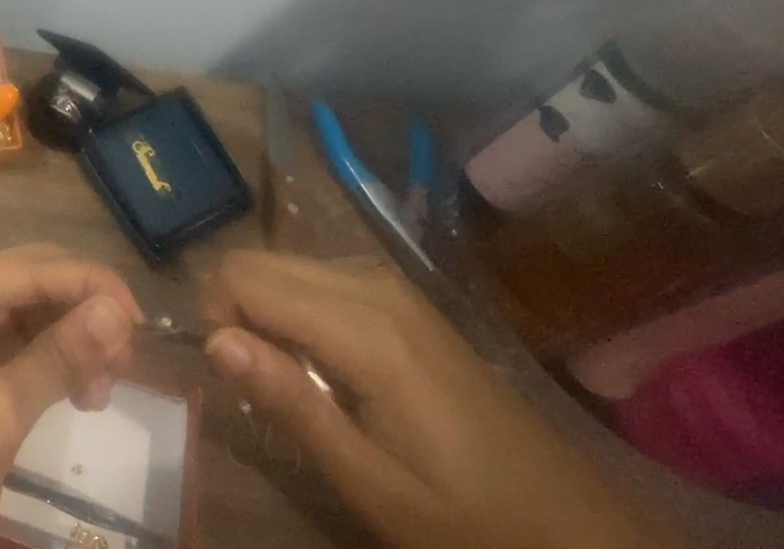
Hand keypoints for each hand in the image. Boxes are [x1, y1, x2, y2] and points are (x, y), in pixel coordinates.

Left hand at [0, 246, 141, 548]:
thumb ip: (60, 356)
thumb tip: (120, 312)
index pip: (29, 268)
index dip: (90, 285)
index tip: (142, 321)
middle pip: (33, 281)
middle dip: (83, 314)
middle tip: (126, 361)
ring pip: (34, 311)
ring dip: (74, 341)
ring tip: (102, 390)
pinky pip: (22, 339)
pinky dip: (56, 360)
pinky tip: (82, 391)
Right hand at [201, 251, 684, 548]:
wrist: (571, 523)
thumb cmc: (465, 516)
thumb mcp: (370, 482)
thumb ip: (289, 403)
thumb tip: (213, 340)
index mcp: (366, 330)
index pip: (244, 277)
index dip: (218, 321)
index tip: (239, 379)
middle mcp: (374, 286)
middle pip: (258, 261)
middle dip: (235, 311)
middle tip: (262, 384)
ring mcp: (392, 286)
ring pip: (283, 264)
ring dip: (264, 311)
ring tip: (293, 380)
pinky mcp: (402, 298)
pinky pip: (316, 277)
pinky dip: (295, 309)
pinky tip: (324, 366)